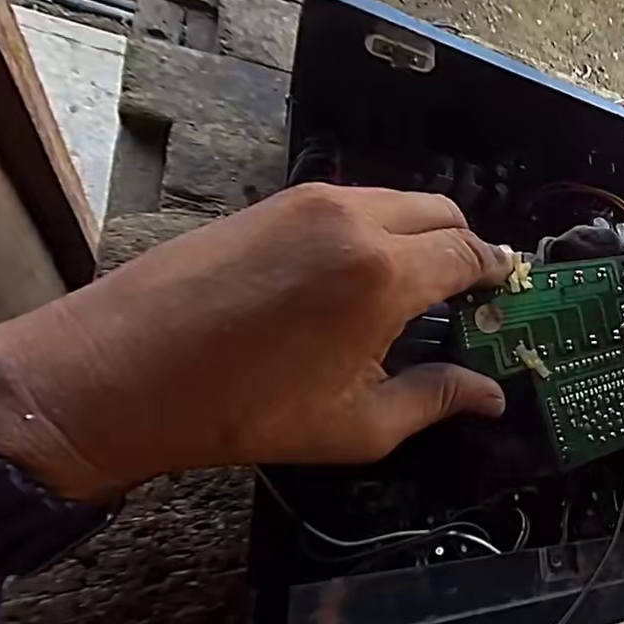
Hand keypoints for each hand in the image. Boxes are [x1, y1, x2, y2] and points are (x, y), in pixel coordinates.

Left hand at [0, 184, 514, 499]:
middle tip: (469, 287)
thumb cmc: (245, 412)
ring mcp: (312, 202)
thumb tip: (493, 397)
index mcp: (385, 276)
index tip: (509, 285)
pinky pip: (357, 201)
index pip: (470, 254)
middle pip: (444, 213)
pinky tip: (364, 267)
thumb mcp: (359, 424)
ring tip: (419, 279)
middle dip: (467, 246)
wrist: (114, 374)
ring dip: (425, 233)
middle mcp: (357, 221)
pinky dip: (383, 226)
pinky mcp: (277, 200)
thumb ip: (438, 399)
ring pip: (401, 201)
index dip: (498, 270)